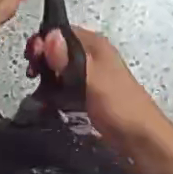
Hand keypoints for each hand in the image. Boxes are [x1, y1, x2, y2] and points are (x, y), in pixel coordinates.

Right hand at [27, 26, 172, 148]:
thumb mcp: (93, 79)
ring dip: (46, 77)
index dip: (44, 40)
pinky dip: (54, 92)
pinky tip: (46, 103)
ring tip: (37, 90)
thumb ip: (70, 59)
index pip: (62, 31)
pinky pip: (64, 88)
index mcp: (95, 46)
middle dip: (42, 59)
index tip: (31, 57)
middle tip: (32, 75)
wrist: (141, 142)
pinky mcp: (87, 96)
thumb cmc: (120, 107)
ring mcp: (90, 76)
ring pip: (60, 69)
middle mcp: (92, 56)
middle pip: (58, 49)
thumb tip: (49, 35)